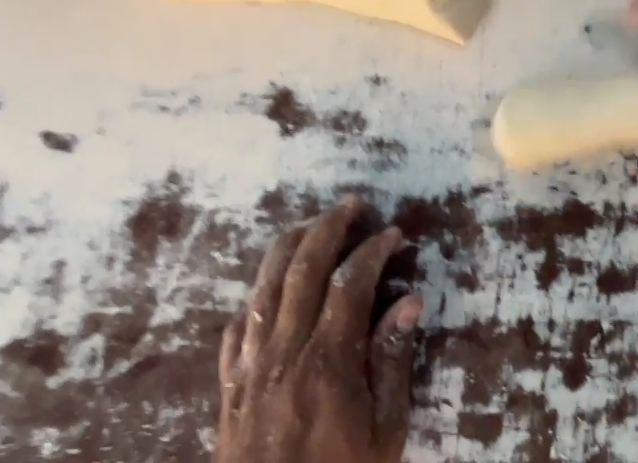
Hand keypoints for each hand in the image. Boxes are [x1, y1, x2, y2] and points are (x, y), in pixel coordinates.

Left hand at [217, 197, 423, 462]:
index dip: (372, 250)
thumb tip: (409, 303)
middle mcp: (284, 354)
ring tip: (310, 224)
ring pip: (264, 289)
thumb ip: (392, 364)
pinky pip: (236, 328)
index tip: (392, 233)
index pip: (350, 284)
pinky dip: (254, 298)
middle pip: (301, 271)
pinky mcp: (228, 389)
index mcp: (328, 363)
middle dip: (327, 229)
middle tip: (351, 204)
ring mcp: (250, 369)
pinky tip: (267, 289)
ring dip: (288, 248)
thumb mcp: (385, 433)